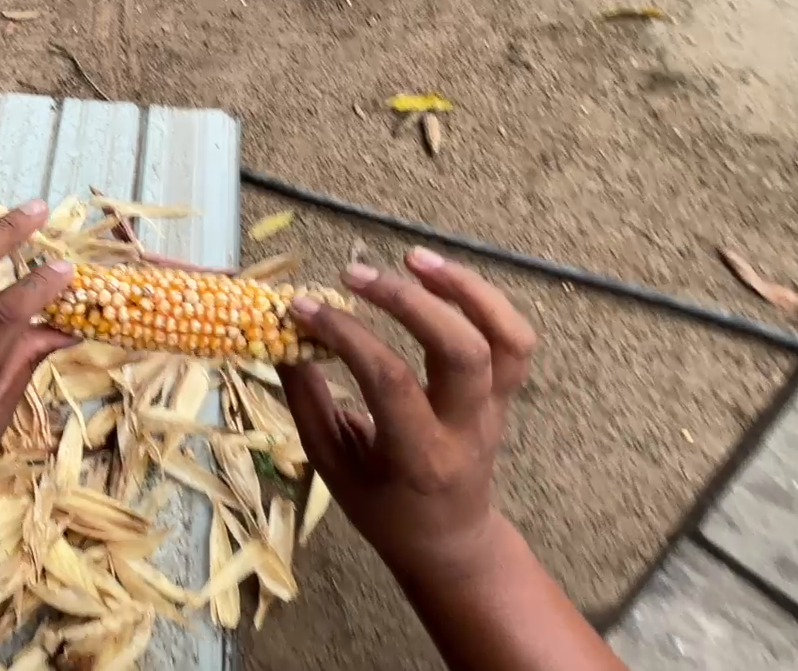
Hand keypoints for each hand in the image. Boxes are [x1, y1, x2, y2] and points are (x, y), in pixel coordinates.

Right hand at [277, 247, 536, 586]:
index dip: (344, 334)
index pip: (389, 380)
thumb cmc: (380, 506)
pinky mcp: (501, 395)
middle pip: (462, 351)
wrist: (451, 541)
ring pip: (505, 340)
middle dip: (407, 302)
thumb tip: (285, 338)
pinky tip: (436, 273)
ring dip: (462, 289)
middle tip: (354, 273)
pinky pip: (511, 340)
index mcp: (420, 456)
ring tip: (412, 256)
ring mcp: (493, 410)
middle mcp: (467, 430)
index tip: (300, 308)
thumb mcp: (329, 463)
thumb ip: (307, 399)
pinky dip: (480, 299)